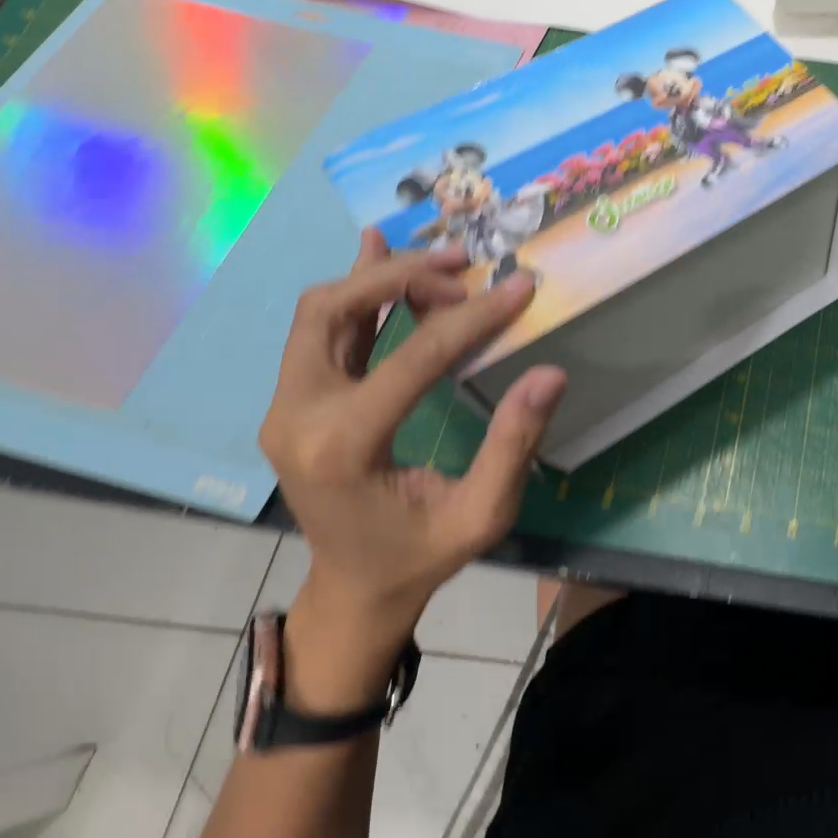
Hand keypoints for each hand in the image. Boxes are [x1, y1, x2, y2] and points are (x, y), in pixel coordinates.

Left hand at [259, 230, 567, 634]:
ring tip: (443, 262)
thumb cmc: (421, 556)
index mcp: (344, 447)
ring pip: (320, 311)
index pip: (413, 359)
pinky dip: (355, 292)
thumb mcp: (482, 514)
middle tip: (467, 268)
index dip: (472, 319)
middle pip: (336, 310)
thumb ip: (513, 444)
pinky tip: (376, 249)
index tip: (520, 287)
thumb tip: (550, 374)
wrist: (355, 588)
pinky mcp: (293, 403)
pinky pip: (316, 331)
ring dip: (378, 277)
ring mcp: (287, 407)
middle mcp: (299, 417)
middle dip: (404, 276)